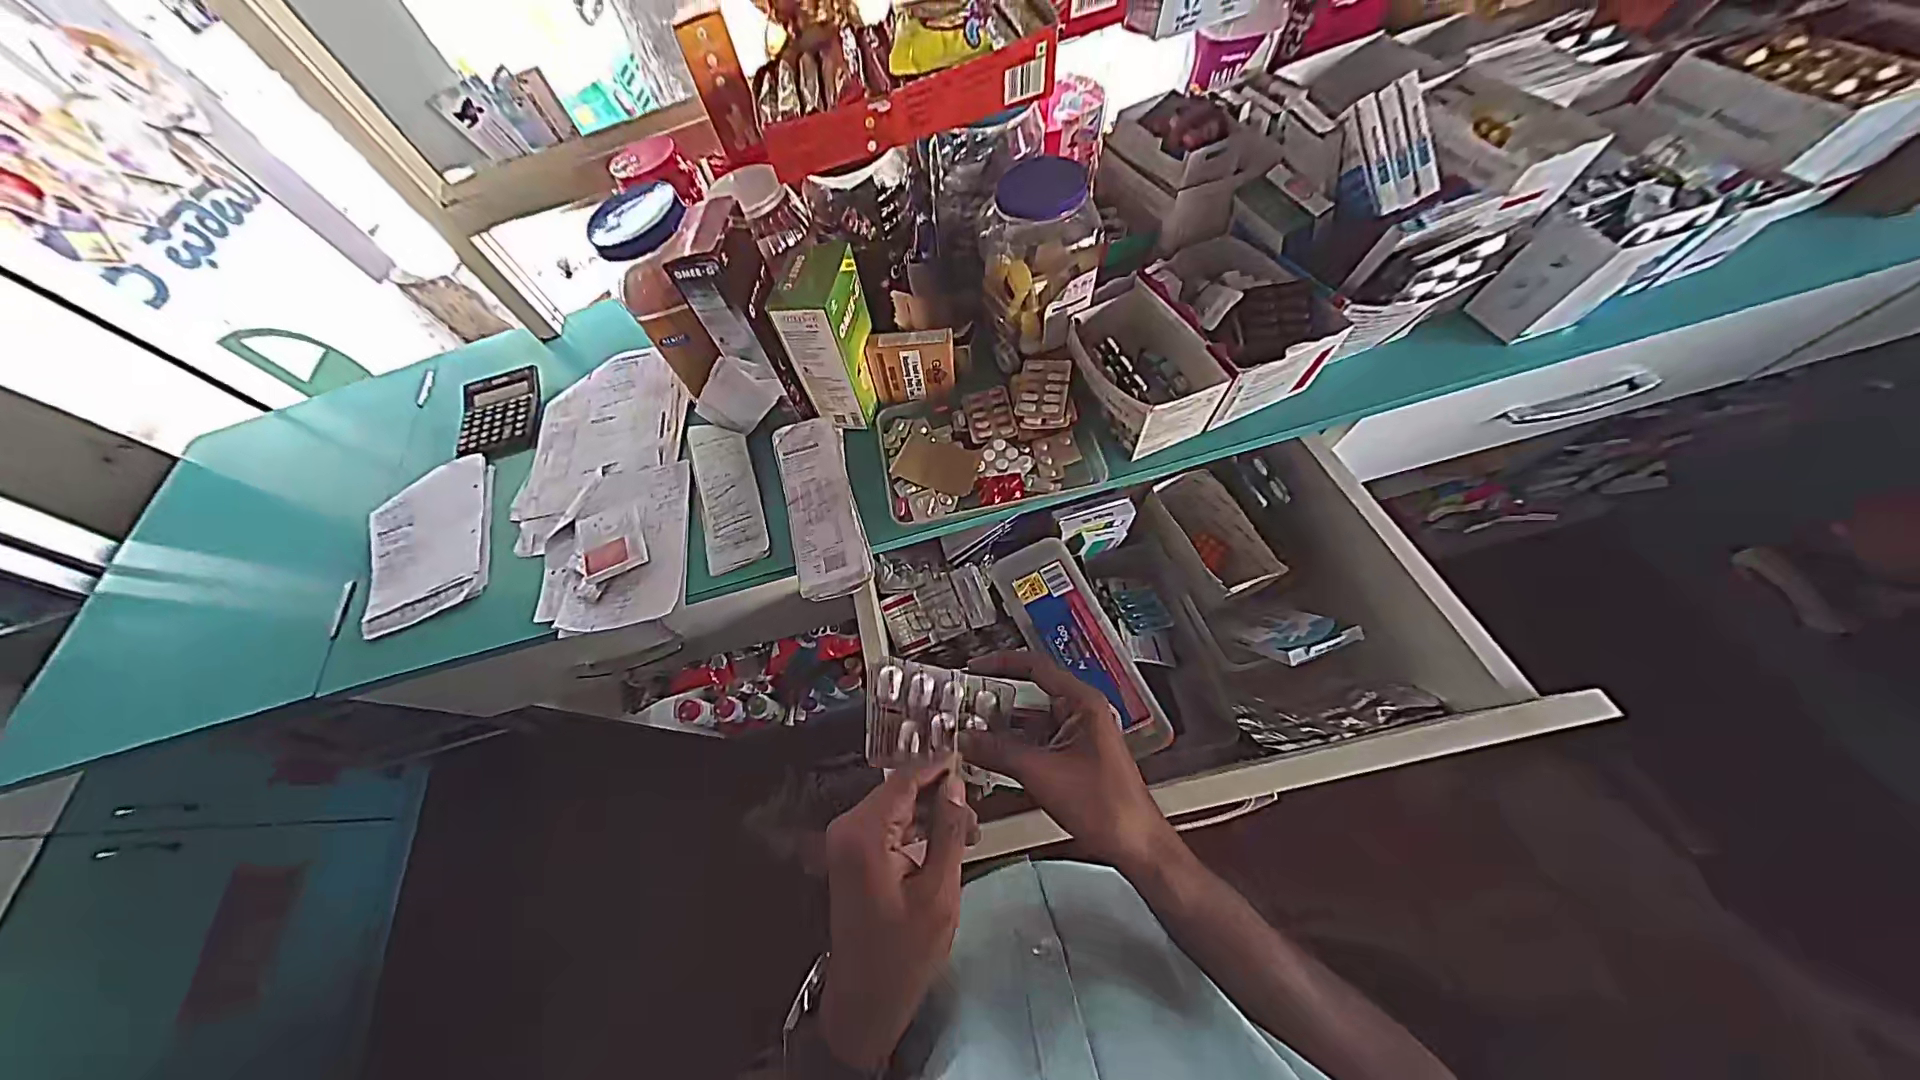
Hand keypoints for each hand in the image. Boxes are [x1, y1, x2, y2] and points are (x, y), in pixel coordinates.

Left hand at [818, 758, 976, 1070]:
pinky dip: (917, 827)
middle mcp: (848, 829)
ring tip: (967, 832)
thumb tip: (955, 786)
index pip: (906, 778)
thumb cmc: (901, 955)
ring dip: (932, 812)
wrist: (865, 1002)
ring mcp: (847, 841)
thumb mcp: (939, 891)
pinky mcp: (852, 854)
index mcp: (864, 833)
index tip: (966, 757)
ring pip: (898, 806)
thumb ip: (948, 830)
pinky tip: (945, 841)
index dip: (939, 765)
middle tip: (974, 812)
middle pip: (901, 790)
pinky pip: (889, 825)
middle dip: (940, 794)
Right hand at [963, 651, 1179, 872]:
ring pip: (1029, 721)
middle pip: (1029, 695)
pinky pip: (1035, 742)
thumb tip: (967, 739)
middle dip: (995, 701)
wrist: (1134, 843)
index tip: (974, 668)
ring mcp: (1076, 735)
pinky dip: (1012, 747)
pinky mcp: (1070, 756)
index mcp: (1082, 703)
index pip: (1036, 667)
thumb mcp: (1042, 773)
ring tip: (970, 732)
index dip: (1001, 663)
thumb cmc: (1107, 805)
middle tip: (964, 706)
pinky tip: (990, 755)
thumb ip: (999, 752)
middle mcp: (1080, 713)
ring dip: (1001, 728)